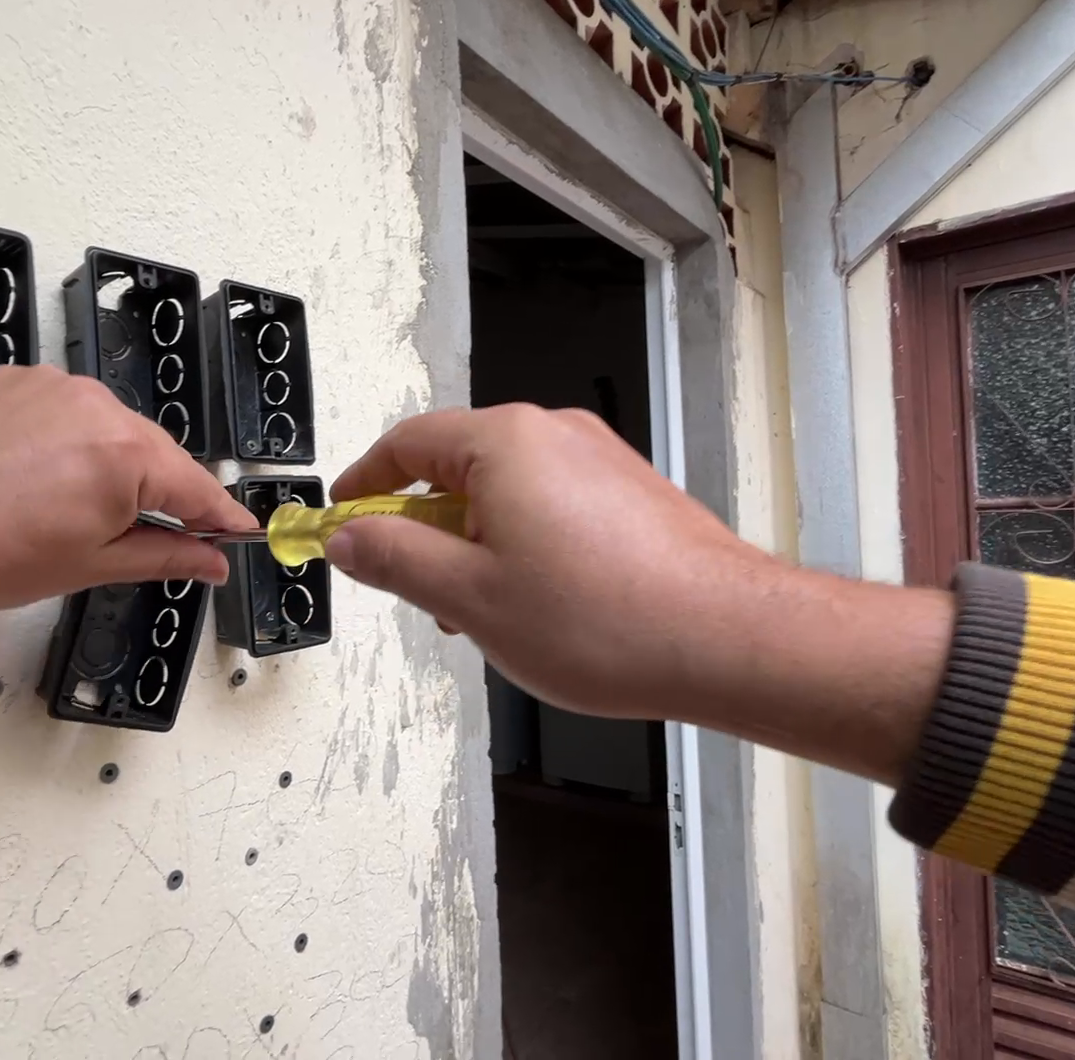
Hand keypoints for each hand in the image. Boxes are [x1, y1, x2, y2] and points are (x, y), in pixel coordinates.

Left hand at [0, 366, 256, 648]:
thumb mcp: (95, 565)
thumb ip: (168, 556)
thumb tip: (211, 561)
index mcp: (125, 454)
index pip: (197, 488)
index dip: (222, 517)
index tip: (240, 532)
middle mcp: (97, 405)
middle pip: (158, 455)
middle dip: (165, 495)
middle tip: (159, 536)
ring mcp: (54, 386)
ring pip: (116, 429)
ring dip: (118, 466)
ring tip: (83, 510)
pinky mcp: (18, 380)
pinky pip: (72, 408)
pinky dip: (78, 440)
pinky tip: (50, 476)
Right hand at [327, 404, 952, 783]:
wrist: (729, 640)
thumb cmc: (607, 619)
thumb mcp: (468, 596)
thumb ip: (393, 559)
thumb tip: (348, 538)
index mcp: (506, 442)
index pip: (406, 443)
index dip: (365, 482)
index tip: (345, 515)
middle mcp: (553, 434)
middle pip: (455, 466)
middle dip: (423, 524)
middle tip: (416, 584)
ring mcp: (596, 459)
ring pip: (502, 490)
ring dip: (472, 541)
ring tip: (482, 609)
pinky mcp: (625, 491)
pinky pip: (547, 503)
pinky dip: (518, 542)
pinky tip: (533, 600)